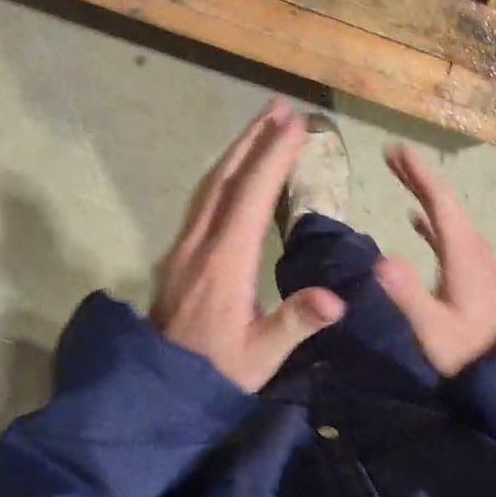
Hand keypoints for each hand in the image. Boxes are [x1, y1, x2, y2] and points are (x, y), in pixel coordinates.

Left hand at [150, 99, 345, 392]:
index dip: (273, 159)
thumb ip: (295, 322)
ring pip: (209, 188)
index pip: (251, 197)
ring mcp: (183, 249)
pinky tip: (232, 177)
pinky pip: (201, 203)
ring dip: (235, 154)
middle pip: (225, 180)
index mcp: (224, 263)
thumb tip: (336, 299)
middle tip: (278, 109)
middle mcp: (199, 245)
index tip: (293, 125)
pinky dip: (222, 177)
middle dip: (252, 141)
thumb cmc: (217, 372)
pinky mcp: (177, 258)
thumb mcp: (260, 355)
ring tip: (260, 130)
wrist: (159, 387)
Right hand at [373, 145, 495, 377]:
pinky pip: (450, 236)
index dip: (419, 174)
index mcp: (463, 254)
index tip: (397, 149)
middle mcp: (472, 249)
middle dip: (420, 177)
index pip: (440, 203)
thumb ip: (408, 294)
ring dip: (425, 195)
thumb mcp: (431, 327)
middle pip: (446, 203)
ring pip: (448, 217)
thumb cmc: (465, 350)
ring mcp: (476, 261)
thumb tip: (380, 259)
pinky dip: (432, 222)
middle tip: (392, 155)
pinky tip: (416, 220)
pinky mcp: (474, 274)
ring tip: (401, 178)